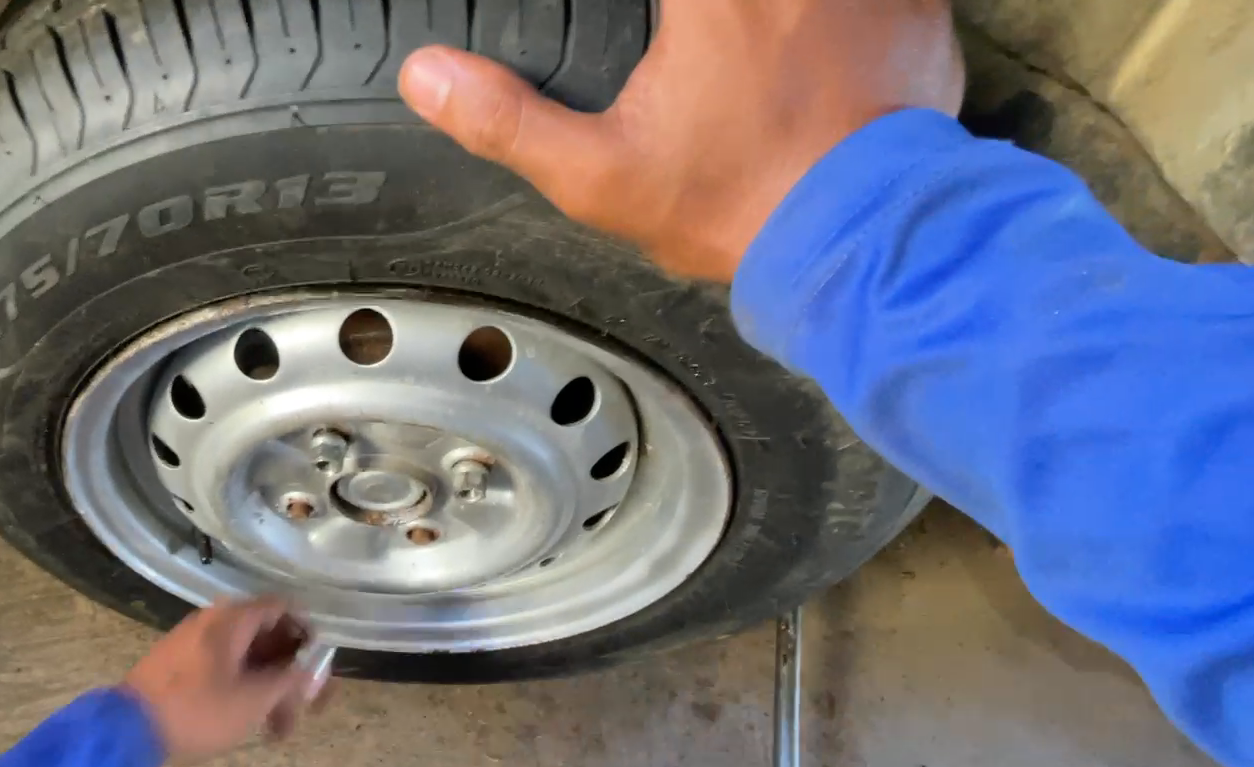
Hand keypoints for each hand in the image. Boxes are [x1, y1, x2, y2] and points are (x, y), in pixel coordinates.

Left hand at [123, 597, 322, 763]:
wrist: (125, 731)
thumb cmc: (197, 711)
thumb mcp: (253, 700)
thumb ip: (290, 682)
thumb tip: (316, 673)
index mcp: (233, 619)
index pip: (284, 607)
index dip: (309, 634)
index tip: (320, 668)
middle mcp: (214, 621)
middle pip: (268, 636)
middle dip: (292, 674)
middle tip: (305, 711)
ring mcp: (193, 642)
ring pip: (246, 657)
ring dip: (269, 688)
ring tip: (277, 732)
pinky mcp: (179, 665)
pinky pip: (223, 667)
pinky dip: (243, 688)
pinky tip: (248, 722)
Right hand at [398, 0, 964, 280]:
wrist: (848, 236)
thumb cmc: (721, 202)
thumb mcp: (593, 173)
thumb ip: (507, 118)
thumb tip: (424, 75)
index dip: (608, 4)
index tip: (626, 36)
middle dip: (672, 22)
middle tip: (671, 63)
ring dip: (738, 24)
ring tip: (711, 72)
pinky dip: (809, 20)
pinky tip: (784, 63)